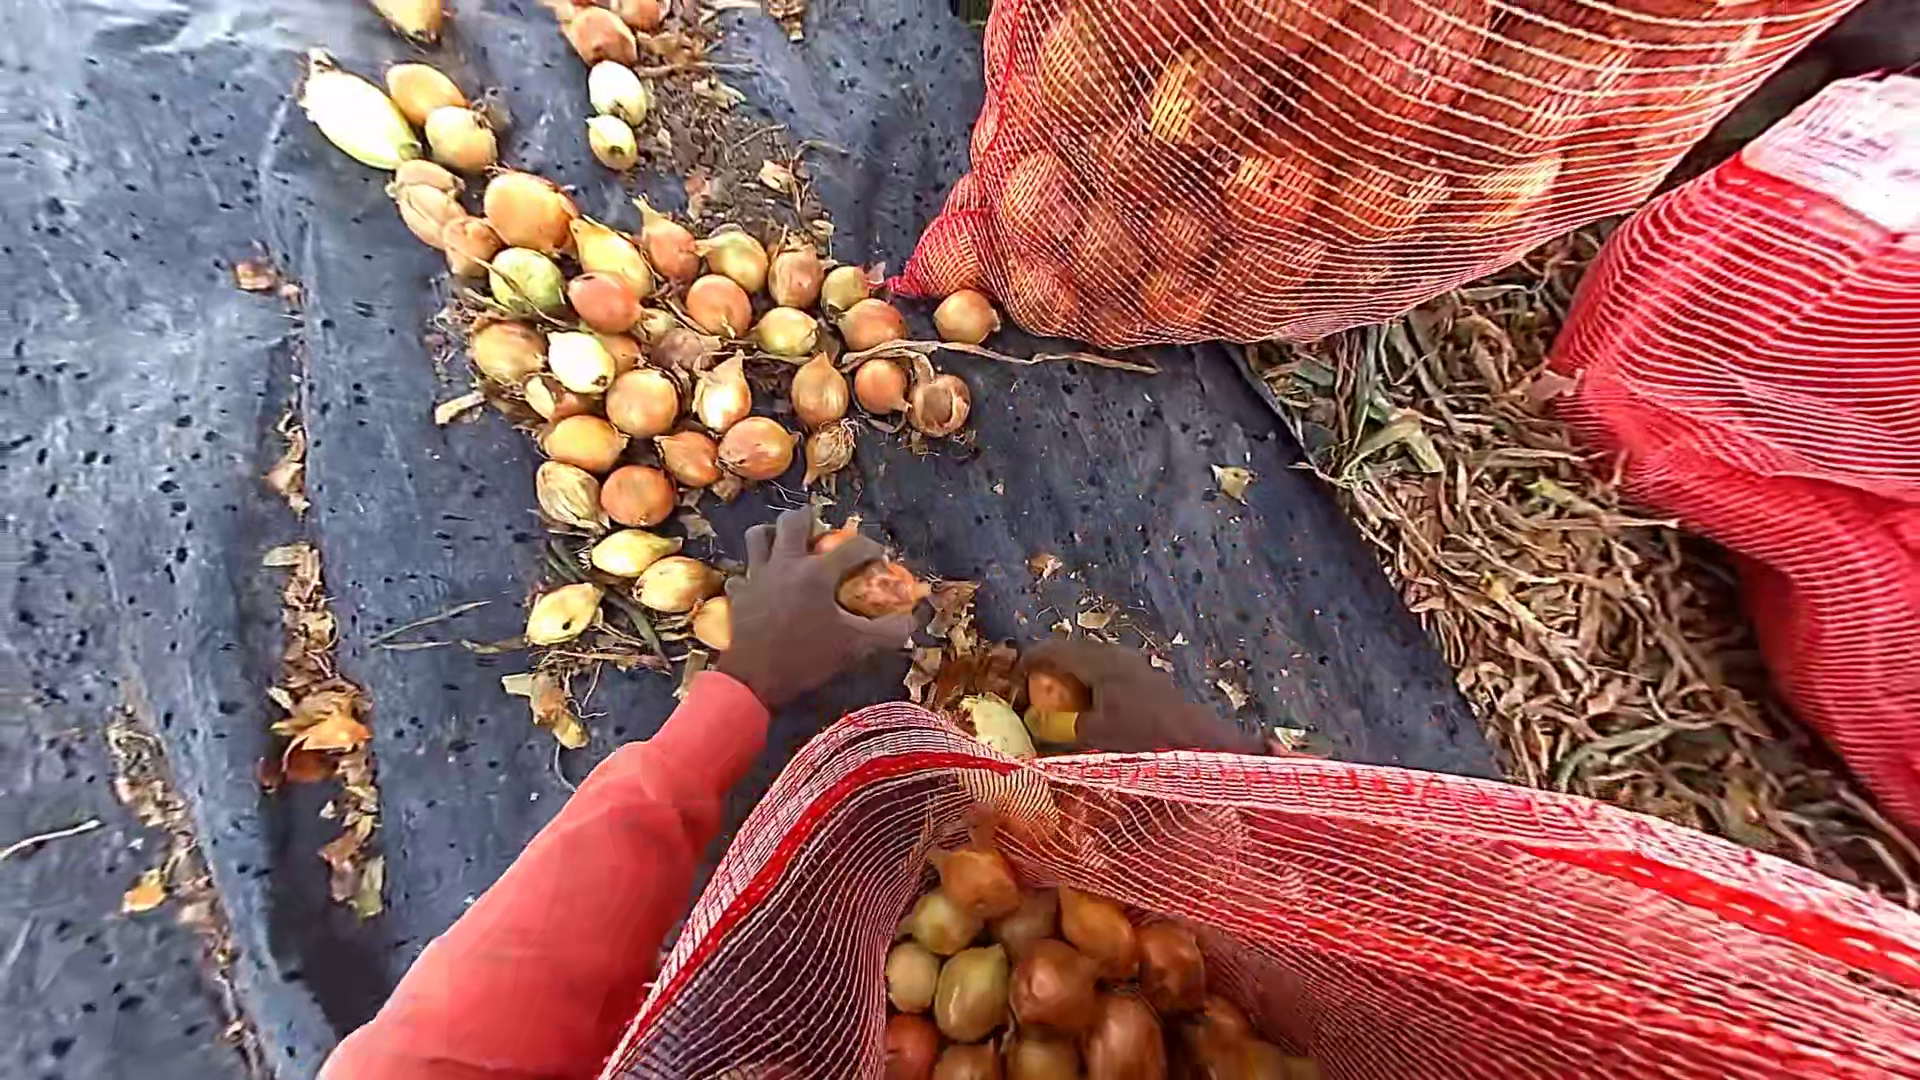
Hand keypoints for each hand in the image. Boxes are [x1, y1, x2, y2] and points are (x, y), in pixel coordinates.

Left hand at [716, 508, 917, 709]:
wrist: (754, 681)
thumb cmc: (807, 658)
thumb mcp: (856, 647)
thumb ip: (888, 632)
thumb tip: (911, 621)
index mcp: (817, 572)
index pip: (853, 546)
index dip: (872, 548)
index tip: (880, 558)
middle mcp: (785, 564)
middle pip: (794, 521)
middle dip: (812, 521)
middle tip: (823, 535)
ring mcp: (757, 576)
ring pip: (759, 536)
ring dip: (774, 535)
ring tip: (788, 547)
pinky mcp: (738, 594)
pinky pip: (743, 573)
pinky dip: (753, 575)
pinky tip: (764, 586)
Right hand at [1017, 640, 1260, 753]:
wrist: (1205, 749)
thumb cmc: (1144, 740)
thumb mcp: (1094, 737)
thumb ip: (1062, 729)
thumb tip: (1038, 726)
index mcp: (1099, 661)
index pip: (1053, 650)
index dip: (1029, 661)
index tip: (1011, 678)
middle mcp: (1116, 655)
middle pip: (1072, 653)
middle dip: (1049, 669)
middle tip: (1031, 692)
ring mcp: (1135, 666)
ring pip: (1092, 664)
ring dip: (1072, 680)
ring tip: (1057, 704)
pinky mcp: (1148, 681)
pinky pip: (1108, 676)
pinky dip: (1091, 688)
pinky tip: (1091, 712)